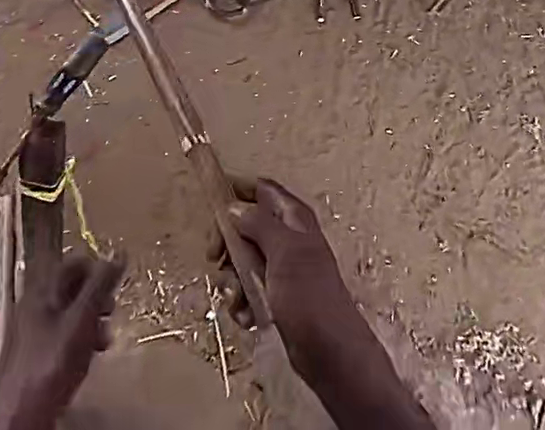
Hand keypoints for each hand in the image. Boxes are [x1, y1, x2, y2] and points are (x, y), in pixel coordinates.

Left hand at [0, 250, 124, 429]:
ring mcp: (31, 328)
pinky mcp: (33, 353)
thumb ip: (99, 286)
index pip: (74, 262)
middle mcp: (35, 302)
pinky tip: (88, 356)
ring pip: (68, 312)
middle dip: (97, 297)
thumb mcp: (81, 319)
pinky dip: (79, 339)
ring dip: (91, 320)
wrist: (17, 415)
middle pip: (72, 287)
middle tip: (112, 312)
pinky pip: (61, 334)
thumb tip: (118, 253)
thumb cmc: (51, 361)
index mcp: (43, 288)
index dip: (98, 269)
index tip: (116, 286)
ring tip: (104, 339)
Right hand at [216, 181, 375, 374]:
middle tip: (215, 258)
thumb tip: (233, 206)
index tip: (212, 203)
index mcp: (293, 218)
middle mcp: (286, 237)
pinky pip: (248, 287)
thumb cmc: (309, 297)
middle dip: (227, 242)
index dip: (236, 189)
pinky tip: (245, 315)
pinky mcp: (276, 295)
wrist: (332, 355)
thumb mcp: (284, 252)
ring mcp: (281, 267)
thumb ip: (259, 223)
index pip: (260, 189)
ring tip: (236, 298)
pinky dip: (242, 299)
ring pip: (242, 258)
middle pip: (244, 224)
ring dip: (232, 278)